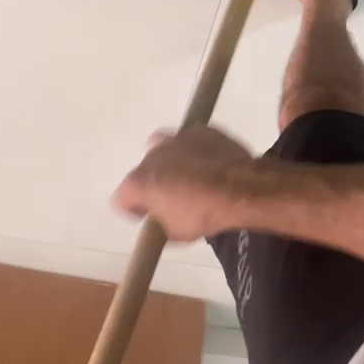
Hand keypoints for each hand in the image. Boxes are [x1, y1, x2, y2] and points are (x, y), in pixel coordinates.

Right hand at [112, 126, 253, 240]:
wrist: (241, 188)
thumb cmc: (204, 215)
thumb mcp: (176, 233)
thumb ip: (160, 222)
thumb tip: (164, 217)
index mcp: (138, 183)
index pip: (122, 198)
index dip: (133, 208)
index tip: (146, 215)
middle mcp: (152, 156)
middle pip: (144, 171)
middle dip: (154, 183)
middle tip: (173, 197)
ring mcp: (177, 139)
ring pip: (163, 147)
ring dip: (169, 160)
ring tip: (187, 174)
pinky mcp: (201, 130)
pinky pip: (191, 140)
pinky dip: (195, 150)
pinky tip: (209, 162)